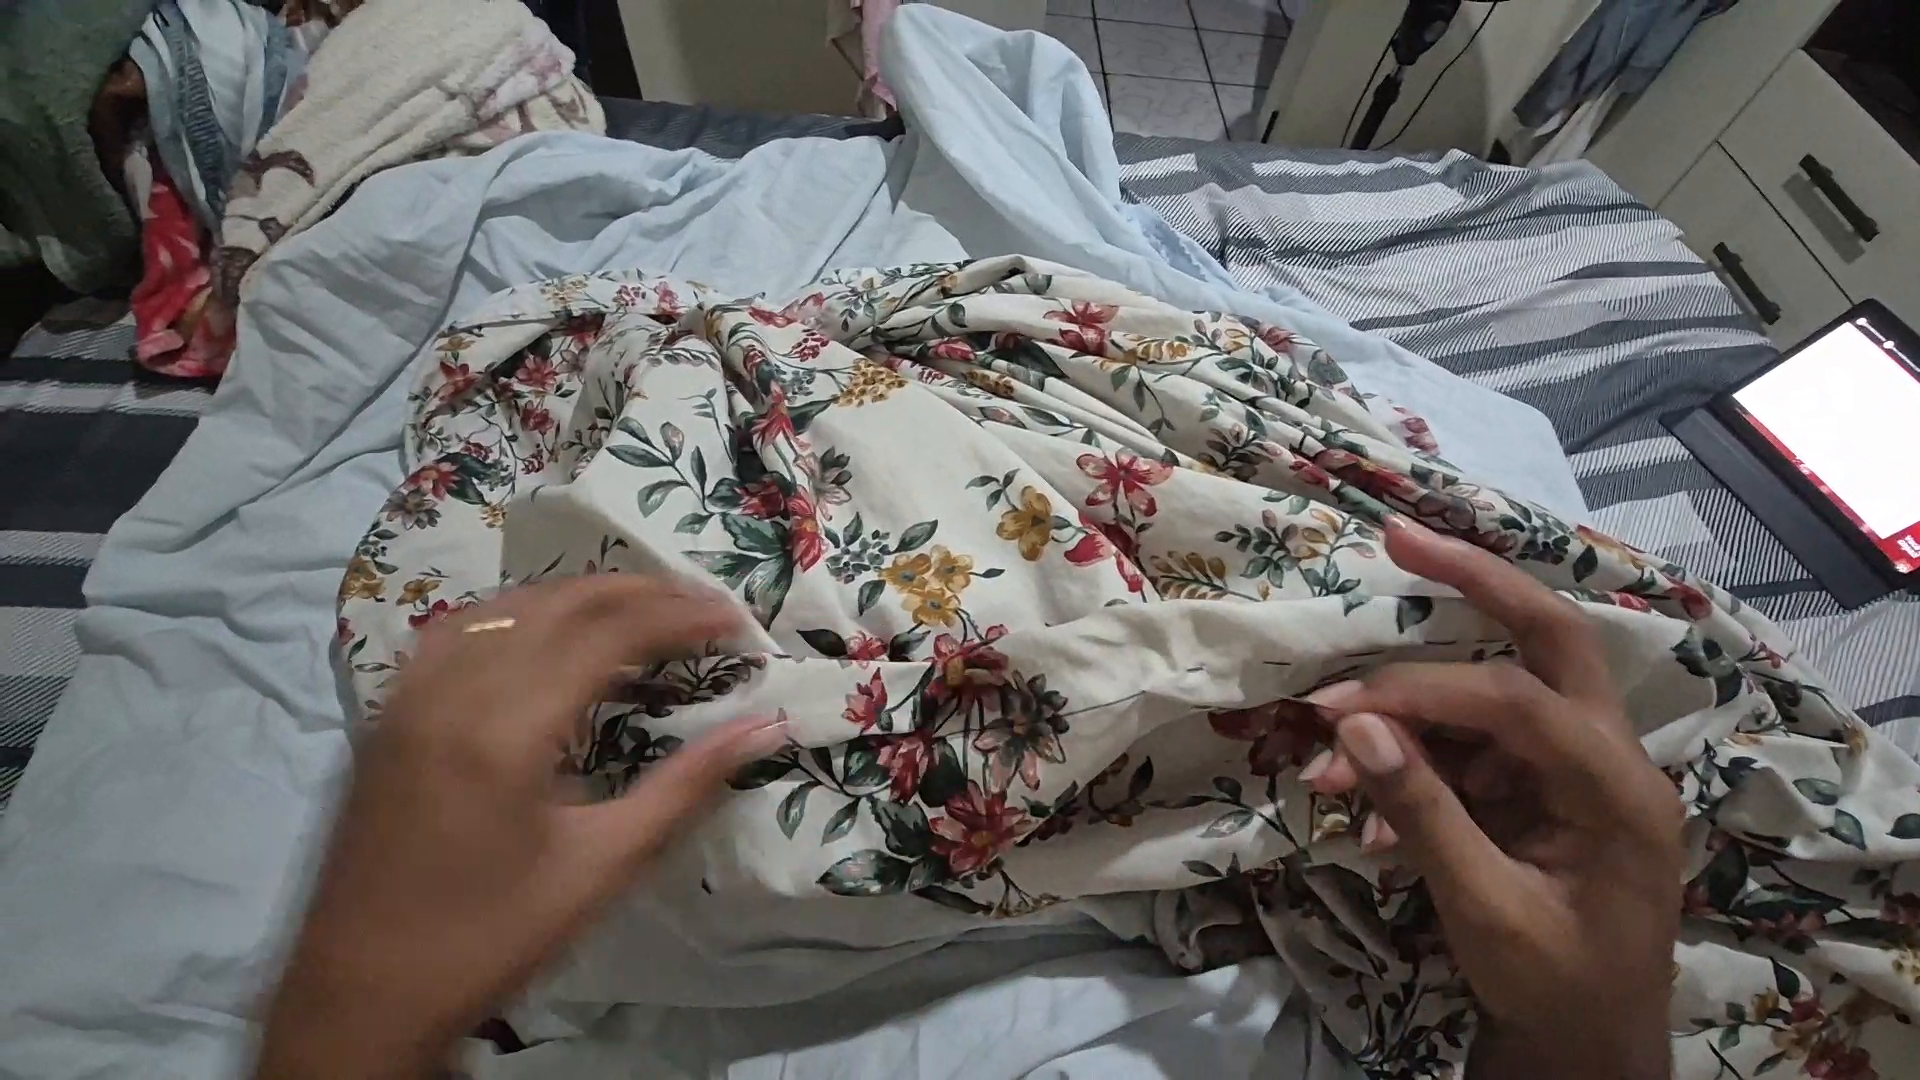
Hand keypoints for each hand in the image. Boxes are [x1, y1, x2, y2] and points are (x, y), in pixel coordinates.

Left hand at [253, 576, 784, 1079]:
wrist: (355, 1002)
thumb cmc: (493, 937)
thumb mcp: (606, 863)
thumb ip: (689, 783)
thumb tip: (769, 726)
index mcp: (505, 732)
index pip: (610, 635)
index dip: (680, 616)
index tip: (734, 618)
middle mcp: (452, 694)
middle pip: (562, 602)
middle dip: (643, 592)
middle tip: (704, 604)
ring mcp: (410, 697)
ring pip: (511, 605)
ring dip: (587, 595)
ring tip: (646, 607)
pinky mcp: (390, 712)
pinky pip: (463, 629)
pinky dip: (524, 613)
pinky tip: (552, 631)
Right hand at [1302, 519, 1683, 1079]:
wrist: (1586, 1041)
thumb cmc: (1553, 982)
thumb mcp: (1484, 909)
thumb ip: (1422, 811)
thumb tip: (1350, 720)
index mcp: (1617, 791)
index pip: (1515, 701)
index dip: (1419, 690)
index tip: (1337, 705)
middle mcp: (1602, 755)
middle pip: (1547, 636)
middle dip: (1473, 579)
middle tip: (1401, 538)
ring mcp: (1564, 761)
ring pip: (1480, 689)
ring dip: (1400, 704)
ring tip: (1326, 742)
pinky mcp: (1526, 776)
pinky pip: (1455, 737)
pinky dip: (1401, 748)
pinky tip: (1357, 787)